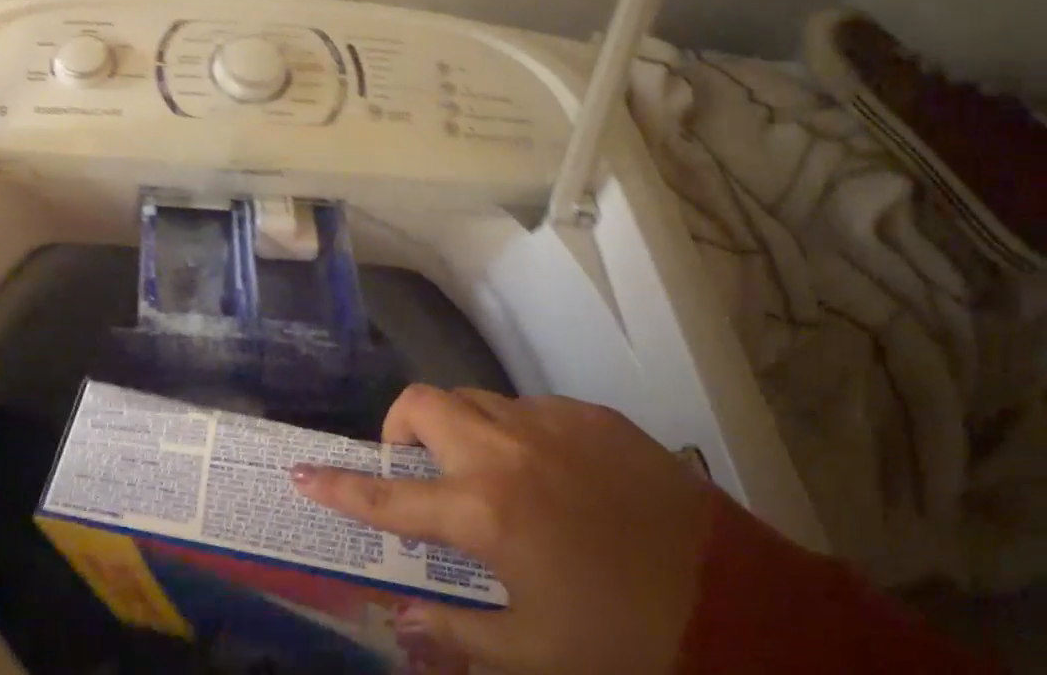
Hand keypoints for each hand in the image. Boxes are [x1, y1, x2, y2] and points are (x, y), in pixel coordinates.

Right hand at [291, 386, 714, 674]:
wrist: (747, 607)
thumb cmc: (627, 637)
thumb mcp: (536, 654)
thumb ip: (457, 635)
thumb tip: (402, 621)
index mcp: (483, 513)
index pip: (386, 497)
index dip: (336, 487)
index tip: (300, 474)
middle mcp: (504, 453)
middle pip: (420, 405)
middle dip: (400, 430)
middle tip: (418, 470)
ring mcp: (550, 424)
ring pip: (472, 398)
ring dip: (459, 428)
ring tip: (487, 473)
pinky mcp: (593, 416)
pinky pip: (529, 407)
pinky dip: (516, 431)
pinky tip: (551, 474)